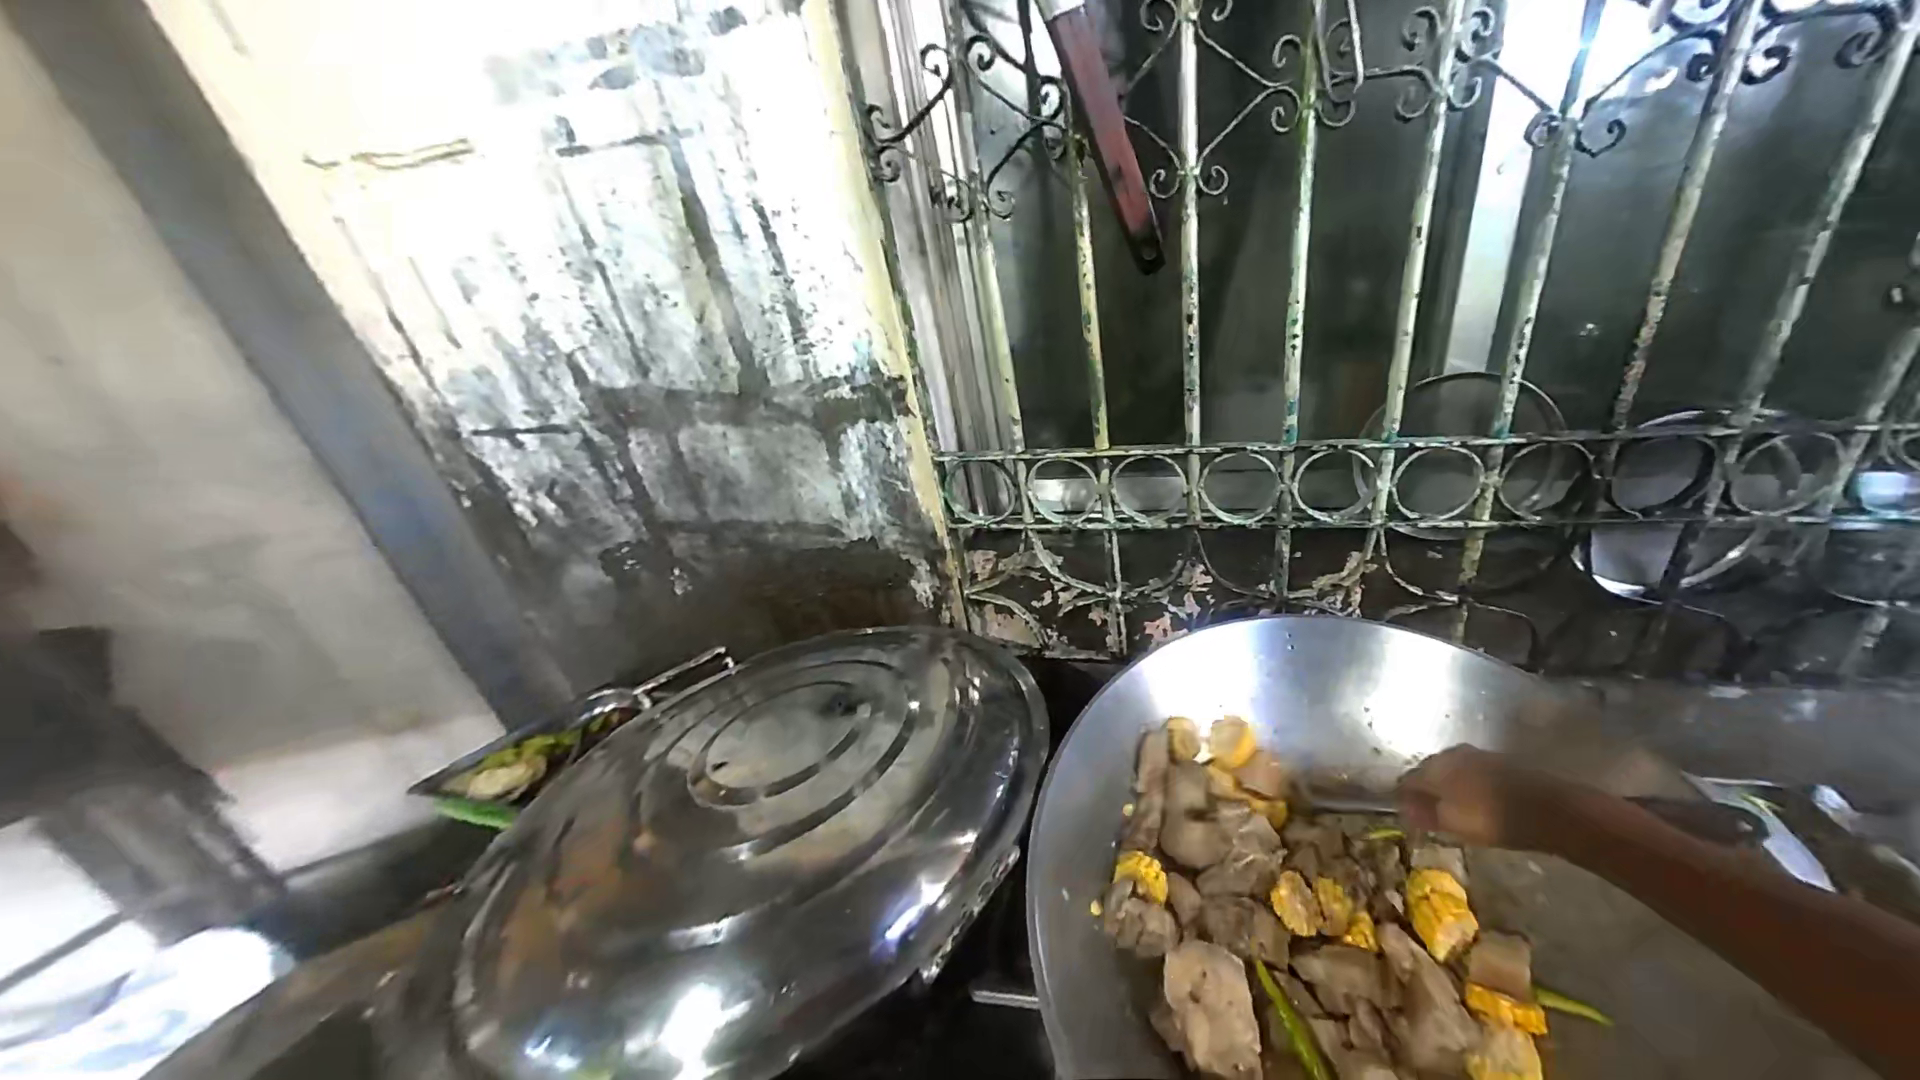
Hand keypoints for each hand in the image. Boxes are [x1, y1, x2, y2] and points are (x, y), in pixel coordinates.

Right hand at [1395, 745, 1574, 850]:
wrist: (1553, 810)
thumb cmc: (1493, 817)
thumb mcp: (1454, 823)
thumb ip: (1426, 815)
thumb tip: (1407, 811)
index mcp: (1433, 767)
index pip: (1407, 781)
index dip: (1405, 799)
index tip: (1410, 815)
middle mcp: (1450, 754)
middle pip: (1429, 771)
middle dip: (1428, 789)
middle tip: (1432, 810)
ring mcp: (1478, 755)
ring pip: (1453, 770)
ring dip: (1451, 785)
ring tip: (1458, 806)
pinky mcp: (1503, 761)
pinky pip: (1475, 772)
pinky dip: (1471, 784)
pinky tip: (1480, 800)